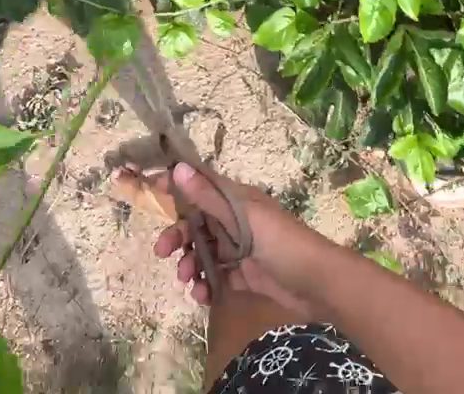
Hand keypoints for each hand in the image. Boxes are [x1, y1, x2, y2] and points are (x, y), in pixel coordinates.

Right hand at [146, 162, 334, 314]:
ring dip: (189, 264)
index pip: (200, 186)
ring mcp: (239, 249)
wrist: (317, 283)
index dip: (174, 187)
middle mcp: (235, 220)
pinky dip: (205, 285)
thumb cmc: (282, 241)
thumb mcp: (244, 217)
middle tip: (162, 252)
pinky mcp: (243, 276)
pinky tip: (202, 295)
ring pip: (202, 252)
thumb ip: (209, 197)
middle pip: (196, 223)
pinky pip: (215, 277)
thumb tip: (176, 167)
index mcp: (237, 199)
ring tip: (188, 280)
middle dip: (176, 236)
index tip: (147, 187)